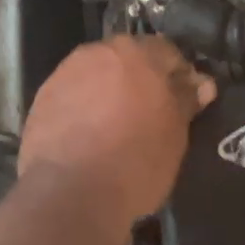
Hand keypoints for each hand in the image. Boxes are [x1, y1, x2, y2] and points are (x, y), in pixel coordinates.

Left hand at [19, 35, 217, 228]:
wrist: (70, 193)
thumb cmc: (135, 161)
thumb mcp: (174, 135)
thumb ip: (186, 100)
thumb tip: (202, 83)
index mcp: (137, 53)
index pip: (167, 51)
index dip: (178, 75)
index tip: (183, 101)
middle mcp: (100, 51)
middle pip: (128, 57)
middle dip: (141, 78)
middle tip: (150, 113)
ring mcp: (67, 71)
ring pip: (98, 73)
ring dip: (109, 90)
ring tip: (116, 126)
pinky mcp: (43, 96)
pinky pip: (73, 93)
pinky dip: (83, 106)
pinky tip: (88, 135)